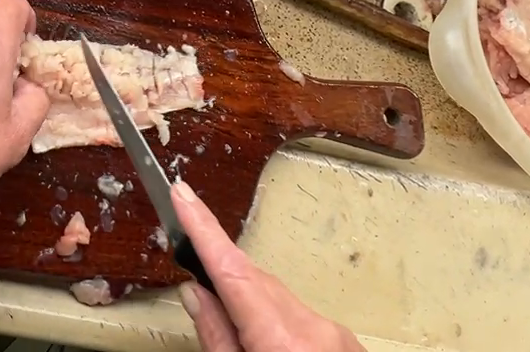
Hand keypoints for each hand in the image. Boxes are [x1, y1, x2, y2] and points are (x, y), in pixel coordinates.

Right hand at [171, 180, 366, 351]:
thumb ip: (219, 339)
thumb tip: (196, 292)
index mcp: (282, 342)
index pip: (232, 270)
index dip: (203, 228)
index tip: (181, 192)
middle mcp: (315, 329)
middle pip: (255, 281)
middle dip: (221, 266)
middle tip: (185, 241)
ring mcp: (337, 337)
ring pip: (278, 299)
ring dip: (247, 297)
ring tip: (224, 313)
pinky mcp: (347, 346)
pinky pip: (300, 318)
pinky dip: (273, 317)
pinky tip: (260, 335)